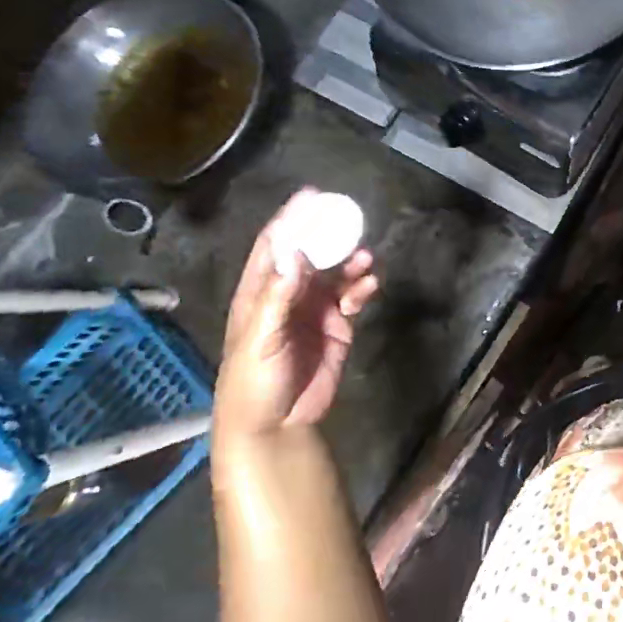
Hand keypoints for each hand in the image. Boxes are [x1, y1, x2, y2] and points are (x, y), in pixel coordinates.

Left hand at [216, 189, 378, 438]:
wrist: (275, 426)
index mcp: (260, 293)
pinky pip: (352, 299)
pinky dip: (362, 289)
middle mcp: (288, 295)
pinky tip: (370, 285)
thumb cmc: (252, 382)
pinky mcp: (337, 328)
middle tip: (350, 218)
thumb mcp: (258, 339)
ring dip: (349, 263)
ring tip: (365, 258)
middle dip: (328, 236)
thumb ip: (277, 297)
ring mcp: (314, 311)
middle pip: (311, 255)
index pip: (275, 247)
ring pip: (335, 275)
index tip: (311, 196)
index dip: (291, 219)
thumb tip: (296, 253)